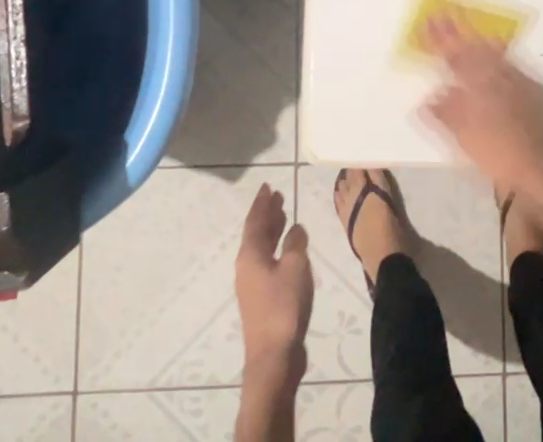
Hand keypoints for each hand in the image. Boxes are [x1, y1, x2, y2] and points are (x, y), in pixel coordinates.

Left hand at [235, 183, 311, 384]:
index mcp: (250, 255)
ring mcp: (252, 284)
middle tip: (278, 197)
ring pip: (261, 249)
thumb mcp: (295, 268)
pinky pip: (267, 262)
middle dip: (267, 215)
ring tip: (284, 217)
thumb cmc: (283, 306)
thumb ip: (295, 244)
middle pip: (256, 234)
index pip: (255, 221)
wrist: (273, 355)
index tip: (267, 187)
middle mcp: (247, 266)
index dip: (262, 203)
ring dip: (272, 231)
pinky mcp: (261, 299)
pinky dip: (277, 249)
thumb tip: (295, 228)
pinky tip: (289, 252)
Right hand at [422, 16, 542, 190]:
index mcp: (476, 87)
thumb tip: (428, 98)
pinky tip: (493, 44)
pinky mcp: (528, 87)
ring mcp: (514, 80)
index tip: (429, 22)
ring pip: (490, 50)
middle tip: (444, 13)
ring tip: (465, 20)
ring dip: (475, 35)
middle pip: (472, 48)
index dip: (440, 40)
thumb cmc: (499, 154)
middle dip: (456, 30)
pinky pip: (506, 59)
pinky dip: (495, 48)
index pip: (453, 58)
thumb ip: (446, 115)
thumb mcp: (466, 139)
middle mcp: (495, 77)